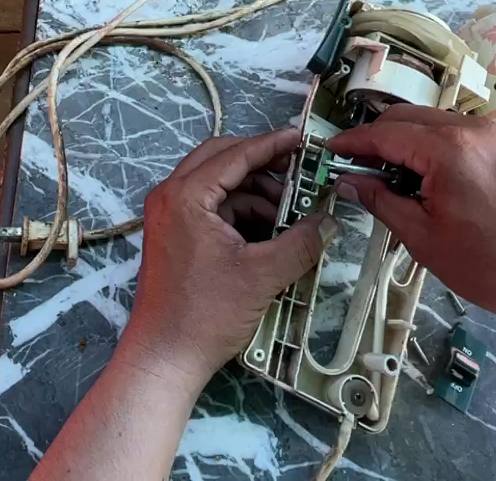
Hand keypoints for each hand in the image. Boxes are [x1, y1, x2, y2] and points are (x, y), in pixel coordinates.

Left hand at [121, 128, 334, 387]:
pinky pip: (211, 206)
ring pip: (217, 183)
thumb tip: (330, 222)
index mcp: (186, 195)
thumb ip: (300, 243)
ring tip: (289, 213)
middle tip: (297, 171)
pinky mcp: (174, 232)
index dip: (272, 145)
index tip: (301, 138)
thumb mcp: (261, 276)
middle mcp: (171, 194)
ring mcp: (169, 213)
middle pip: (221, 158)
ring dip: (253, 192)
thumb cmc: (205, 314)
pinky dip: (239, 212)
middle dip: (261, 164)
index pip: (235, 154)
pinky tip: (269, 231)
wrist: (164, 356)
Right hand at [326, 105, 495, 334]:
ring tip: (400, 174)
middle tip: (360, 164)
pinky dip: (443, 144)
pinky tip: (440, 176)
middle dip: (380, 136)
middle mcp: (475, 129)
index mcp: (449, 150)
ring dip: (412, 139)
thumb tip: (348, 181)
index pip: (386, 133)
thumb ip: (381, 200)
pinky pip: (467, 133)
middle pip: (410, 117)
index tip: (331, 149)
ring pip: (439, 122)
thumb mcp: (423, 238)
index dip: (354, 141)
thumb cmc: (490, 268)